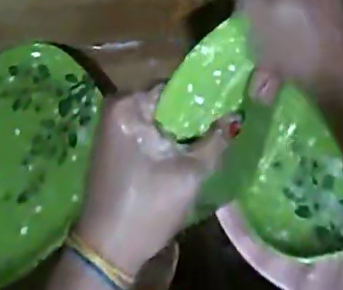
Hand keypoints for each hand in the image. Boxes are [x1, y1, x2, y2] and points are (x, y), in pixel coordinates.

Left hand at [70, 87, 230, 274]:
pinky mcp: (115, 147)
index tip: (227, 104)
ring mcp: (113, 128)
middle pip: (166, 102)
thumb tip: (236, 116)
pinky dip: (167, 139)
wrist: (106, 254)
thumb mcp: (189, 175)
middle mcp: (117, 108)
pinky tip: (187, 150)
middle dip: (193, 114)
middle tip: (223, 121)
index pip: (175, 87)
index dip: (203, 96)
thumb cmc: (146, 208)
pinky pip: (149, 132)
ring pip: (159, 119)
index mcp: (127, 104)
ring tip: (211, 134)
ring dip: (181, 128)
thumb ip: (215, 142)